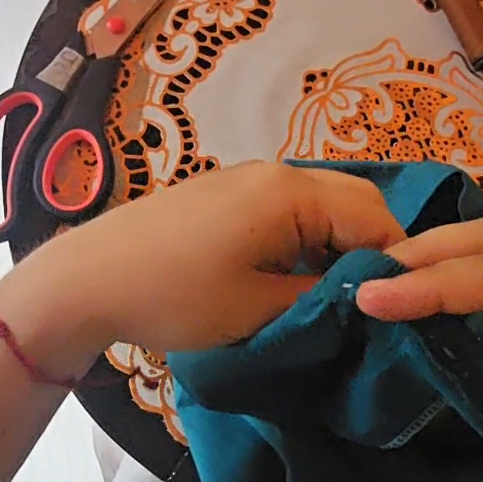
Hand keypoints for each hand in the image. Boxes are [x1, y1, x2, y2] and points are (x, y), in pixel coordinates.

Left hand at [0, 162, 405, 375]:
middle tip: (361, 300)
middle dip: (368, 247)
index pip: (375, 217)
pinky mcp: (227, 192)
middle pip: (352, 201)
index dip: (392, 263)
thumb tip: (359, 296)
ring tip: (325, 293)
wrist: (90, 277)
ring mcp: (249, 178)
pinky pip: (288, 207)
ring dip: (335, 243)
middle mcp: (277, 173)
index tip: (389, 308)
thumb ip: (321, 297)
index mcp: (292, 193)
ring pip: (320, 204)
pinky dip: (304, 237)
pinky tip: (288, 274)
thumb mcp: (257, 308)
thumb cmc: (175, 295)